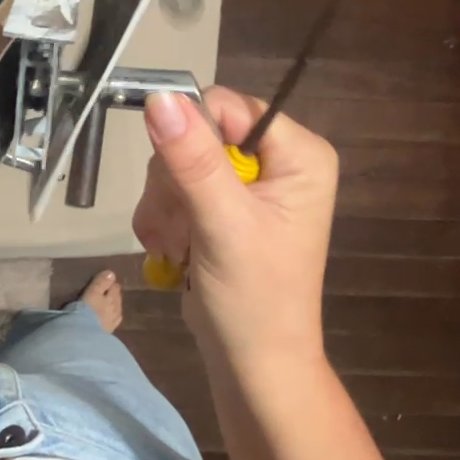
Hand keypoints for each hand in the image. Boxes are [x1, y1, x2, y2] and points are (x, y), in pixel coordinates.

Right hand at [132, 88, 337, 363]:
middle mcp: (275, 160)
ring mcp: (245, 184)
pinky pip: (171, 186)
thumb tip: (160, 96)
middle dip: (173, 181)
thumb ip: (192, 158)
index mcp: (298, 154)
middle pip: (195, 133)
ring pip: (175, 160)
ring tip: (176, 244)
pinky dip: (162, 217)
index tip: (177, 180)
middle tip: (179, 224)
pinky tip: (170, 247)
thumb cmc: (254, 297)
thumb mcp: (222, 223)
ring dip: (163, 204)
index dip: (191, 134)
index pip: (226, 106)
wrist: (251, 363)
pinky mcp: (218, 205)